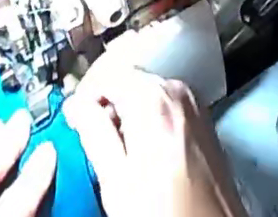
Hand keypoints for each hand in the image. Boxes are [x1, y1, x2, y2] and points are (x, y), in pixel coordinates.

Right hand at [64, 68, 247, 216]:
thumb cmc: (169, 215)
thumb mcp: (116, 180)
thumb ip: (93, 133)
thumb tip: (77, 106)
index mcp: (152, 96)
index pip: (105, 75)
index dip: (85, 98)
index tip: (75, 119)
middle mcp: (176, 91)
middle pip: (128, 81)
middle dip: (108, 107)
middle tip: (94, 140)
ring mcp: (193, 105)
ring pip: (146, 94)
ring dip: (128, 115)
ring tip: (120, 154)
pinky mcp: (203, 121)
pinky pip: (166, 108)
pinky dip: (150, 122)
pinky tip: (146, 156)